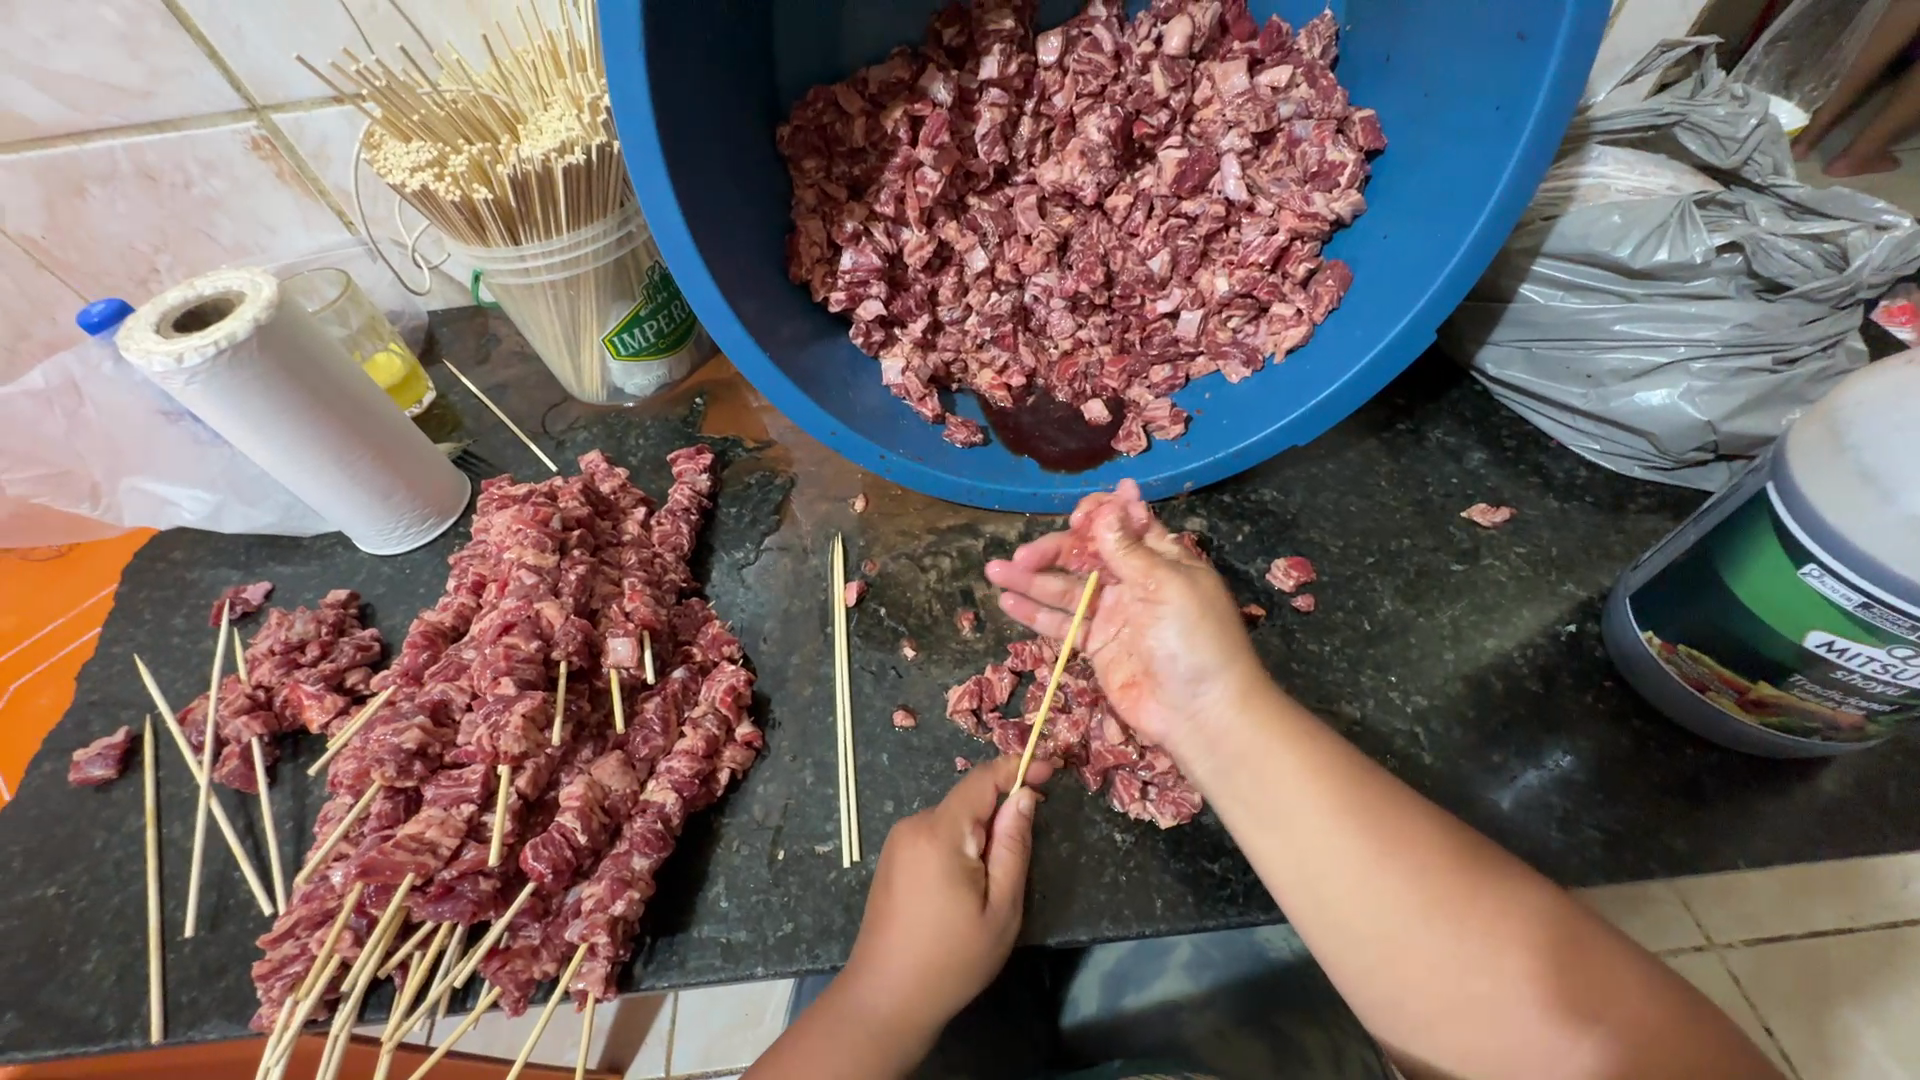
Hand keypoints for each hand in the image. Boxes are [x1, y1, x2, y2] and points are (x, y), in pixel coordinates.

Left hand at [837, 755, 1053, 1043]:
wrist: (884, 999)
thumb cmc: (951, 959)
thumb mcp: (1001, 908)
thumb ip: (1014, 846)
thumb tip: (1024, 796)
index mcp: (940, 831)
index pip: (983, 779)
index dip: (1017, 768)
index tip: (1050, 768)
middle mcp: (915, 824)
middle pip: (968, 801)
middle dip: (1001, 814)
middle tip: (1022, 859)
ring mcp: (899, 841)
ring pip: (954, 820)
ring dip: (980, 835)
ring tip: (989, 889)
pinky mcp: (893, 858)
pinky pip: (936, 836)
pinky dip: (959, 847)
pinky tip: (962, 891)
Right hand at [984, 480, 1267, 756]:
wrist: (1201, 713)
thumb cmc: (1196, 641)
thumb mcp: (1168, 585)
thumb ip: (1129, 550)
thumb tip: (1107, 506)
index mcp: (1160, 559)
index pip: (1123, 524)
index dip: (1098, 516)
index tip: (1077, 519)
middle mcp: (1133, 581)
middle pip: (1084, 555)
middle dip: (1053, 550)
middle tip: (1022, 556)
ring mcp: (1112, 614)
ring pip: (1064, 588)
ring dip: (1030, 578)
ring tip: (994, 570)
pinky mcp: (1096, 645)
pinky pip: (1061, 623)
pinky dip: (1034, 612)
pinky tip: (1007, 600)